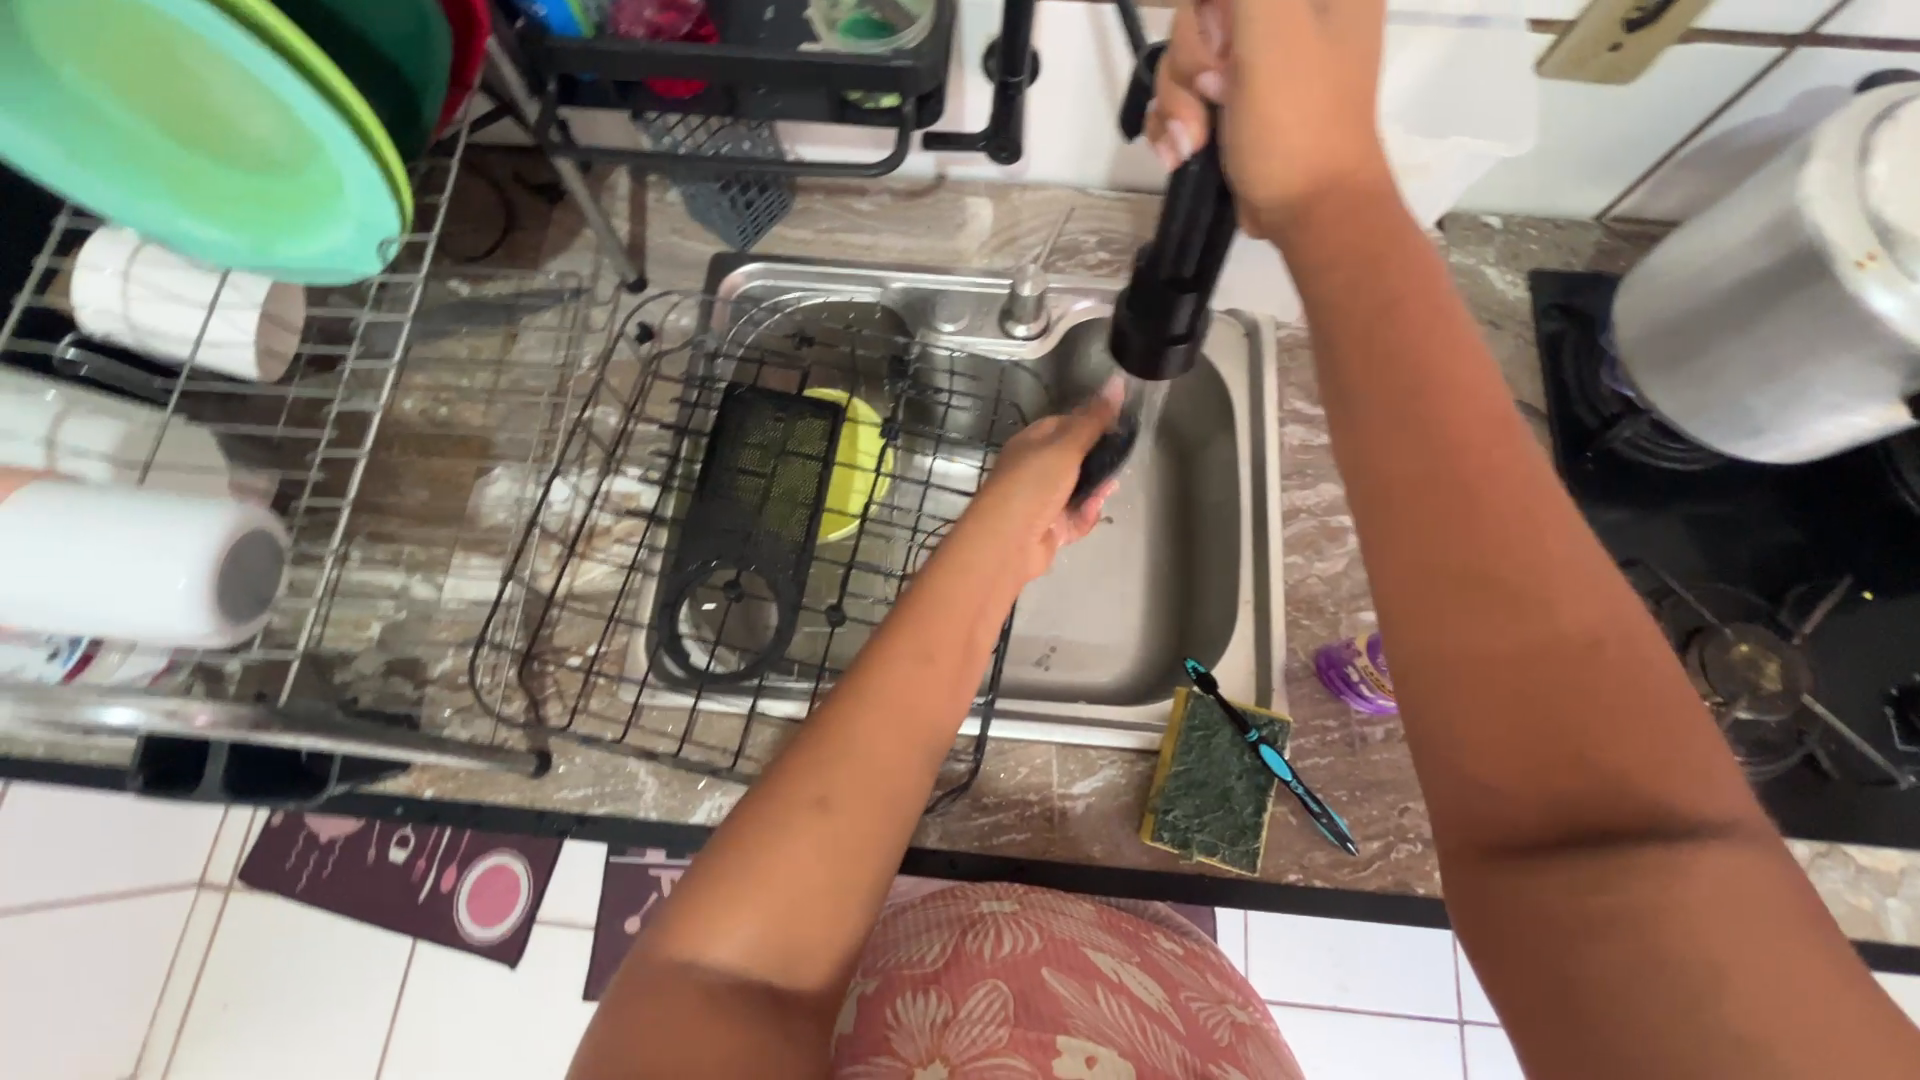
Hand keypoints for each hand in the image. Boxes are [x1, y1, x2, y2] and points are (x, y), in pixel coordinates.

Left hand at [956, 385, 1124, 585]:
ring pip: (1079, 490)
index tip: (1121, 425)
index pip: (1066, 424)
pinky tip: (1091, 511)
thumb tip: (1117, 381)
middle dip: (1100, 460)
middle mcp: (1036, 469)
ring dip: (1097, 489)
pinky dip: (1086, 515)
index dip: (1093, 422)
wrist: (1007, 541)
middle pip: (1076, 459)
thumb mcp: (1066, 446)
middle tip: (1120, 460)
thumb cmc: (1033, 484)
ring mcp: (1043, 500)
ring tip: (1109, 488)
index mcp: (1032, 443)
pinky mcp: (1050, 528)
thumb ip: (1094, 419)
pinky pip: (1076, 518)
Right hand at [1146, 0, 1394, 238]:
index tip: (1223, 48)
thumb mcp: (1273, 29)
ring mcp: (1257, 60)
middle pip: (1199, 9)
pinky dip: (1174, 125)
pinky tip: (1184, 151)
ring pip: (1184, 55)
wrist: (1306, 213)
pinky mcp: (1233, 102)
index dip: (1206, 13)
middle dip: (1192, 61)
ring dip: (1178, 103)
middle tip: (1217, 94)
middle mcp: (1287, 12)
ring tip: (1198, 139)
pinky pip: (1182, 95)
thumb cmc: (1299, 124)